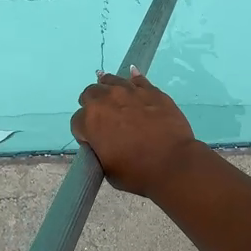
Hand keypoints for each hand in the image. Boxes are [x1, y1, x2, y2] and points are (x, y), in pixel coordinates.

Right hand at [70, 67, 201, 196]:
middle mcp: (106, 99)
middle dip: (92, 105)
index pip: (77, 122)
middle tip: (102, 119)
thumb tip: (103, 141)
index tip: (93, 141)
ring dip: (107, 88)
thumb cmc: (137, 172)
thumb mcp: (107, 169)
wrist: (173, 162)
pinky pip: (137, 78)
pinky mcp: (150, 89)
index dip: (83, 133)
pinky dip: (132, 79)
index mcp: (90, 120)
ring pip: (110, 80)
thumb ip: (99, 150)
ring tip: (112, 96)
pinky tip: (132, 79)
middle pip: (90, 94)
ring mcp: (129, 91)